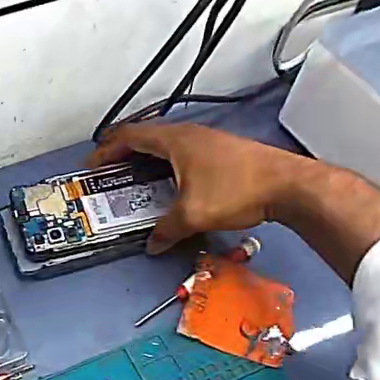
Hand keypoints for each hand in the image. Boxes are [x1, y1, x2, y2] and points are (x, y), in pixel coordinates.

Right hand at [88, 123, 327, 253]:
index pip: (130, 137)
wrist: (287, 184)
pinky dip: (166, 162)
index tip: (92, 165)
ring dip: (146, 157)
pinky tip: (171, 181)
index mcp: (174, 140)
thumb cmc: (235, 191)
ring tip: (135, 176)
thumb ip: (167, 229)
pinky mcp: (222, 150)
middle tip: (108, 169)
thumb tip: (152, 245)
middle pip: (146, 136)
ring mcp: (207, 139)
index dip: (106, 150)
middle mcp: (189, 133)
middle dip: (123, 152)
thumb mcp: (193, 215)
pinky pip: (182, 151)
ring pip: (166, 143)